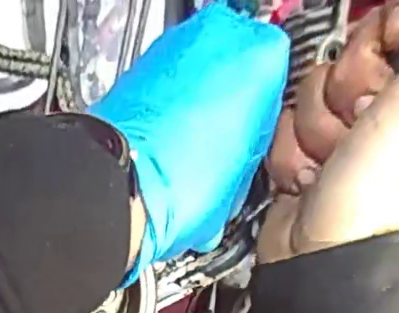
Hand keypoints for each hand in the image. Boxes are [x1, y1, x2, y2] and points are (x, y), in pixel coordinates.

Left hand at [91, 3, 289, 283]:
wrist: (119, 193)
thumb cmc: (178, 188)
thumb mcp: (237, 187)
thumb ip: (247, 159)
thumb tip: (234, 172)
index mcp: (264, 56)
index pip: (279, 88)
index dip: (261, 129)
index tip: (249, 150)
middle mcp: (222, 34)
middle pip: (238, 72)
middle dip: (228, 110)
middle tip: (217, 154)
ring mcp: (175, 44)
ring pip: (201, 74)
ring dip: (196, 109)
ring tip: (185, 156)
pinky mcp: (138, 63)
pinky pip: (165, 85)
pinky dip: (165, 110)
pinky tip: (161, 148)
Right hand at [259, 0, 398, 262]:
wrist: (322, 244)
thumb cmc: (387, 180)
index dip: (398, 18)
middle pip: (357, 43)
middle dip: (351, 81)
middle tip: (366, 116)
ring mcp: (353, 123)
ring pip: (318, 83)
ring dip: (320, 123)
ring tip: (339, 154)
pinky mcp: (314, 146)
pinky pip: (290, 120)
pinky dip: (296, 150)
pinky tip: (316, 170)